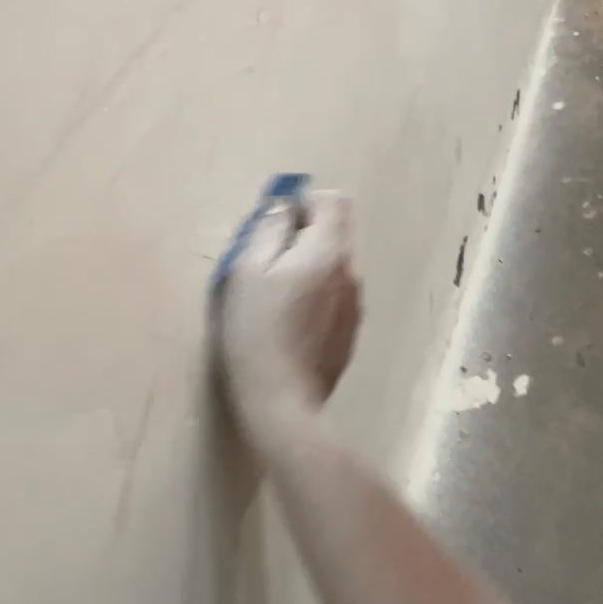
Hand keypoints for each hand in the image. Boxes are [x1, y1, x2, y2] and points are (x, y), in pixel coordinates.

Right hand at [215, 190, 362, 427]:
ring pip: (335, 263)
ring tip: (275, 293)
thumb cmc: (256, 331)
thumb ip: (268, 229)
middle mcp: (351, 272)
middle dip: (305, 232)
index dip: (304, 202)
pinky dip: (316, 292)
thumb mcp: (247, 271)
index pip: (334, 201)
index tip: (275, 224)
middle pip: (337, 230)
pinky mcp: (350, 331)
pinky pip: (335, 293)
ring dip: (309, 263)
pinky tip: (289, 322)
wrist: (281, 403)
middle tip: (268, 258)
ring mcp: (355, 304)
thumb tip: (282, 207)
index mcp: (329, 251)